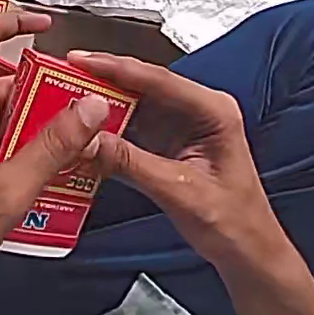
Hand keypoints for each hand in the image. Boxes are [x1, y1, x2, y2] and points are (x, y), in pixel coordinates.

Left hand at [0, 11, 114, 314]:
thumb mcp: (9, 191)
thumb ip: (53, 146)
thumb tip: (90, 107)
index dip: (14, 21)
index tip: (45, 24)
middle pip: (0, 81)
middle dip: (40, 93)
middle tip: (74, 118)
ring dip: (29, 124)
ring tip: (61, 155)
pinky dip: (12, 144)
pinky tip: (30, 176)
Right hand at [69, 52, 291, 275]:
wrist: (247, 254)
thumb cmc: (233, 222)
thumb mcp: (179, 191)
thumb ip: (132, 163)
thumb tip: (87, 141)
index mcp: (212, 110)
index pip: (158, 79)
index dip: (116, 67)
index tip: (81, 60)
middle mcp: (196, 109)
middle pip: (142, 83)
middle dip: (103, 77)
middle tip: (65, 71)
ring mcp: (180, 123)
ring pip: (134, 100)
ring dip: (102, 99)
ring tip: (66, 92)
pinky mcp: (167, 139)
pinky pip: (132, 123)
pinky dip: (108, 124)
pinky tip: (85, 124)